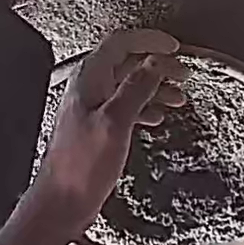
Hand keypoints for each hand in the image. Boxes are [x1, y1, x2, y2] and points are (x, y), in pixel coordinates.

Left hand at [30, 29, 186, 234]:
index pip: (121, 43)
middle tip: (182, 73)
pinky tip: (157, 116)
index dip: (149, 41)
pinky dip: (145, 106)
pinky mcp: (97, 126)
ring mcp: (92, 106)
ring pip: (128, 84)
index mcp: (90, 78)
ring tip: (178, 96)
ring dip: (154, 87)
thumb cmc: (81, 166)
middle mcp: (89, 87)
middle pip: (127, 62)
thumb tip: (155, 63)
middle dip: (157, 65)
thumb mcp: (116, 121)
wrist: (61, 203)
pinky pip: (125, 105)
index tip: (172, 47)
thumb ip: (136, 88)